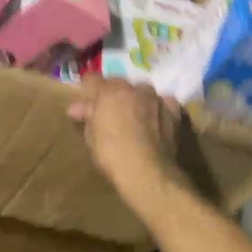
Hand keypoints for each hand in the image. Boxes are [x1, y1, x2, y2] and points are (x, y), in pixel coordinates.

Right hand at [68, 75, 184, 203]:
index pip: (92, 79)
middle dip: (112, 96)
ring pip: (142, 92)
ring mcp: (157, 98)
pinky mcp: (174, 112)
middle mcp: (134, 88)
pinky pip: (163, 103)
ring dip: (135, 100)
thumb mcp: (90, 135)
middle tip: (109, 114)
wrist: (147, 172)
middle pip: (119, 84)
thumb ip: (87, 116)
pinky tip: (155, 121)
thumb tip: (77, 108)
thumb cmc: (111, 153)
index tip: (84, 105)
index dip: (87, 92)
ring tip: (134, 118)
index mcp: (109, 90)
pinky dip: (157, 108)